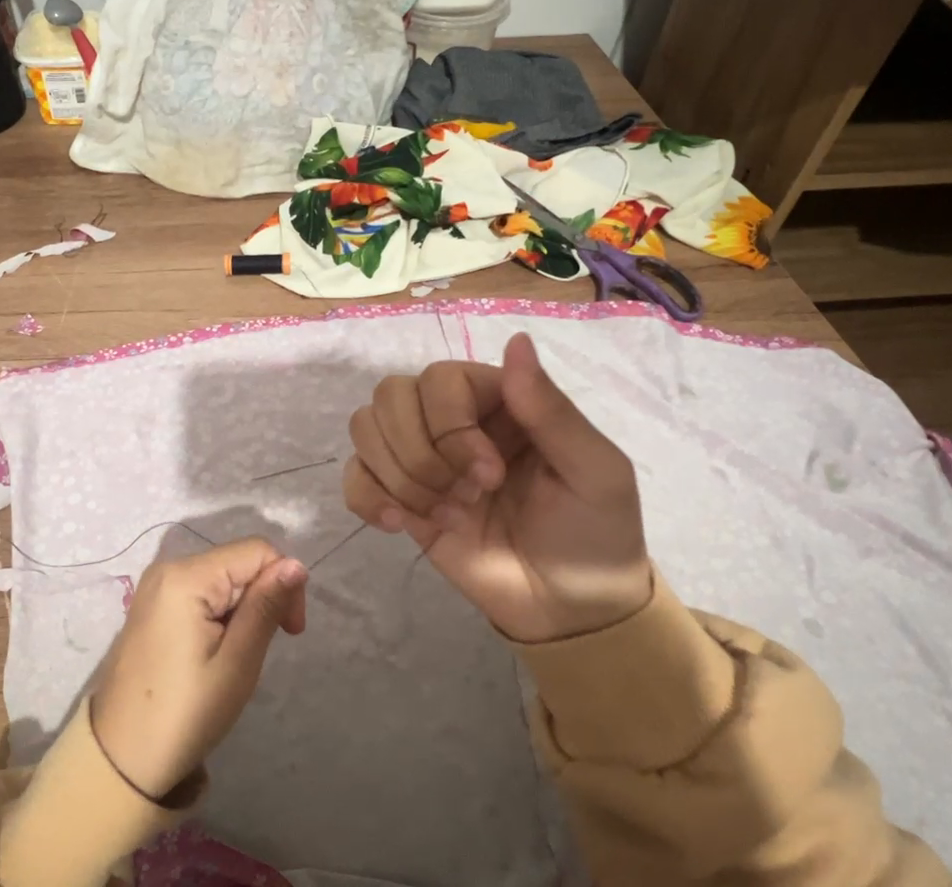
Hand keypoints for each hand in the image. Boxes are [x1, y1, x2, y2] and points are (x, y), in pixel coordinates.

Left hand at [91, 538, 308, 799]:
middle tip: (267, 648)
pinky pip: (201, 593)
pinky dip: (221, 614)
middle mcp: (168, 568)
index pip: (257, 551)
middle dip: (264, 596)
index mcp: (186, 576)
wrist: (120, 758)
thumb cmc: (186, 713)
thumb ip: (266, 605)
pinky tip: (218, 651)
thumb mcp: (237, 662)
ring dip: (244, 608)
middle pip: (238, 561)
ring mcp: (156, 588)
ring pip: (223, 578)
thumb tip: (296, 564)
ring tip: (240, 655)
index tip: (292, 633)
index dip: (285, 583)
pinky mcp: (152, 606)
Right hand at [343, 332, 651, 642]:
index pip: (439, 378)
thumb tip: (517, 340)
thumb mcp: (595, 470)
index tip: (490, 477)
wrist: (570, 611)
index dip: (450, 425)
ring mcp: (423, 460)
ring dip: (399, 476)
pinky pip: (355, 476)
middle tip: (465, 498)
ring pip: (366, 427)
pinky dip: (368, 497)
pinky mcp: (401, 500)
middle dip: (419, 452)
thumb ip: (552, 410)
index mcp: (500, 401)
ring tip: (444, 515)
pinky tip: (399, 524)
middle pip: (392, 394)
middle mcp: (454, 421)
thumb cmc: (594, 535)